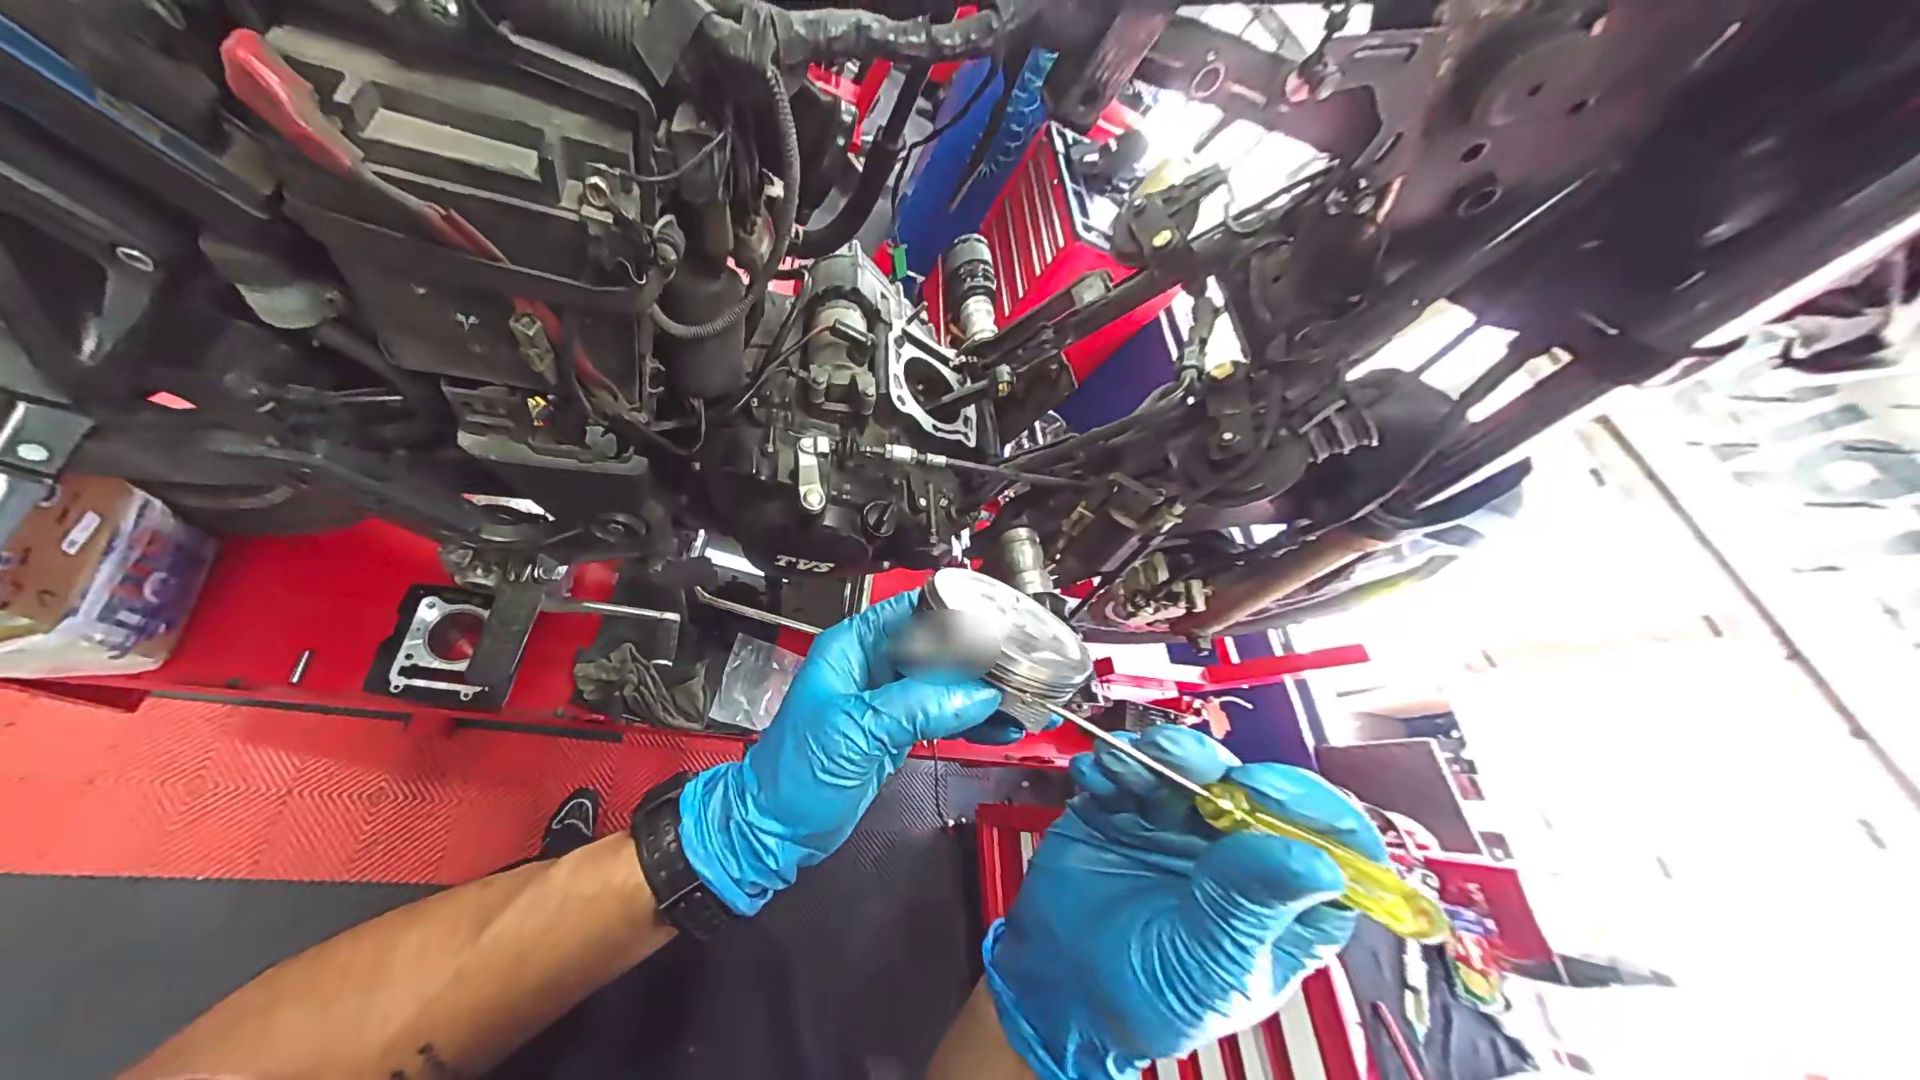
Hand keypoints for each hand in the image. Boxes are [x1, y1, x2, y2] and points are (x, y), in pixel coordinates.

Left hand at [680, 590, 1011, 914]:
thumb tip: (975, 692)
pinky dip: (973, 718)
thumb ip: (918, 706)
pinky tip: (1001, 724)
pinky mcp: (899, 726)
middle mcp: (875, 664)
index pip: (914, 610)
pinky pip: (945, 712)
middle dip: (981, 655)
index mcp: (855, 647)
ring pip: (948, 680)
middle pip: (940, 644)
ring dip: (983, 688)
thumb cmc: (791, 775)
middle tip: (1020, 665)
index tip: (997, 625)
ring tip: (1023, 696)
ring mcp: (890, 696)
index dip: (958, 614)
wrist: (776, 830)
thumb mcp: (855, 730)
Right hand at [983, 725, 1384, 1079]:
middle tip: (1176, 756)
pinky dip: (1110, 764)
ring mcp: (1178, 825)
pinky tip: (1096, 775)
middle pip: (1246, 787)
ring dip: (1155, 754)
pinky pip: (1126, 772)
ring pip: (1186, 768)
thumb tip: (1315, 862)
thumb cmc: (1148, 998)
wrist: (1063, 989)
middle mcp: (1236, 852)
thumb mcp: (1208, 969)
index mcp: (1282, 899)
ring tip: (1125, 760)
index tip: (1264, 789)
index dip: (1306, 804)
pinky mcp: (1127, 810)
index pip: (1330, 840)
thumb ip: (1249, 909)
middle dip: (1209, 762)